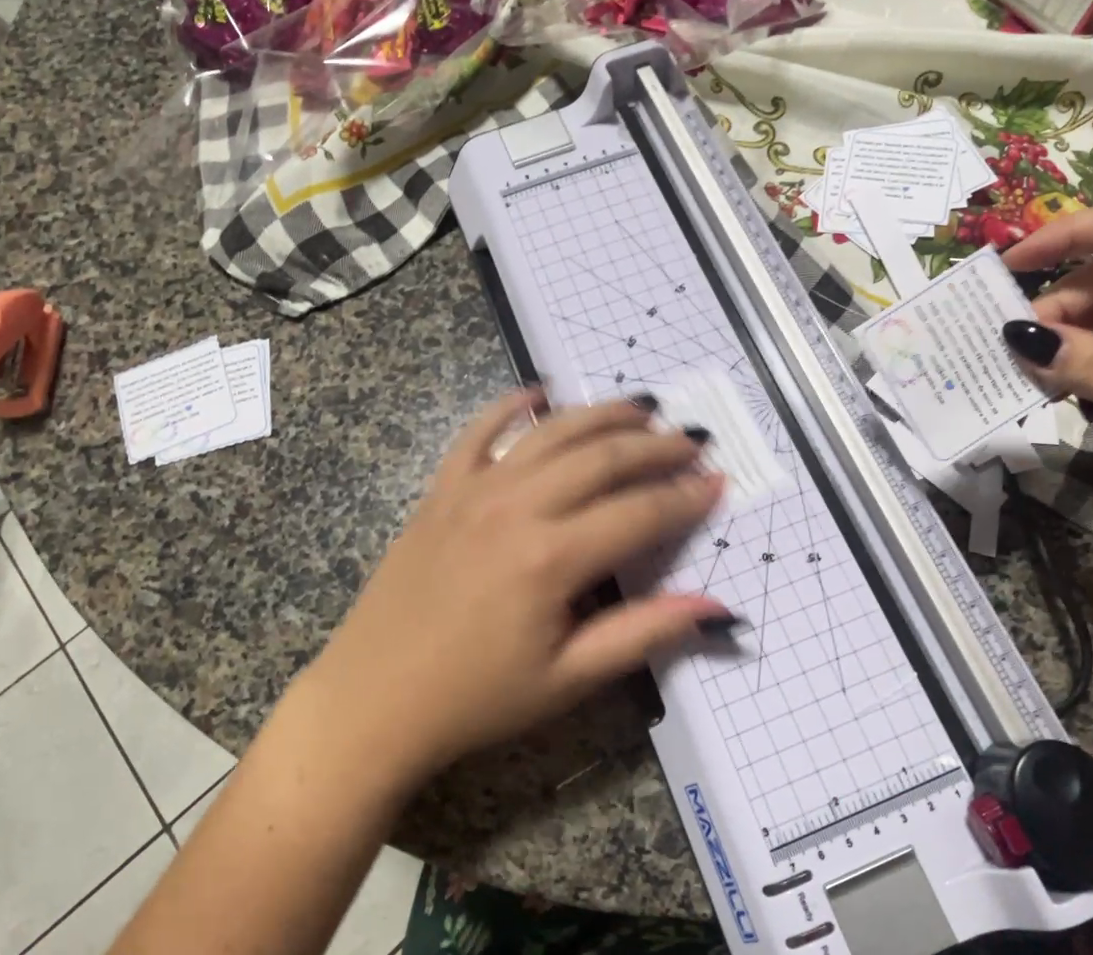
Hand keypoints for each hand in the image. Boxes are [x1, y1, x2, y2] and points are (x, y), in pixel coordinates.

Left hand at [306, 390, 730, 783]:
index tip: (719, 482)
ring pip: (550, 434)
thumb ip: (643, 634)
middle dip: (655, 447)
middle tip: (692, 440)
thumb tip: (716, 608)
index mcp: (552, 558)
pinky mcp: (440, 491)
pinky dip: (511, 407)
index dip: (685, 498)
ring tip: (640, 408)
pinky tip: (539, 392)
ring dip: (600, 415)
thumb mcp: (567, 679)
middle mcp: (516, 508)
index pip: (639, 513)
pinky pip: (478, 432)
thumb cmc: (476, 699)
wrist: (374, 700)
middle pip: (601, 458)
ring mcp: (473, 492)